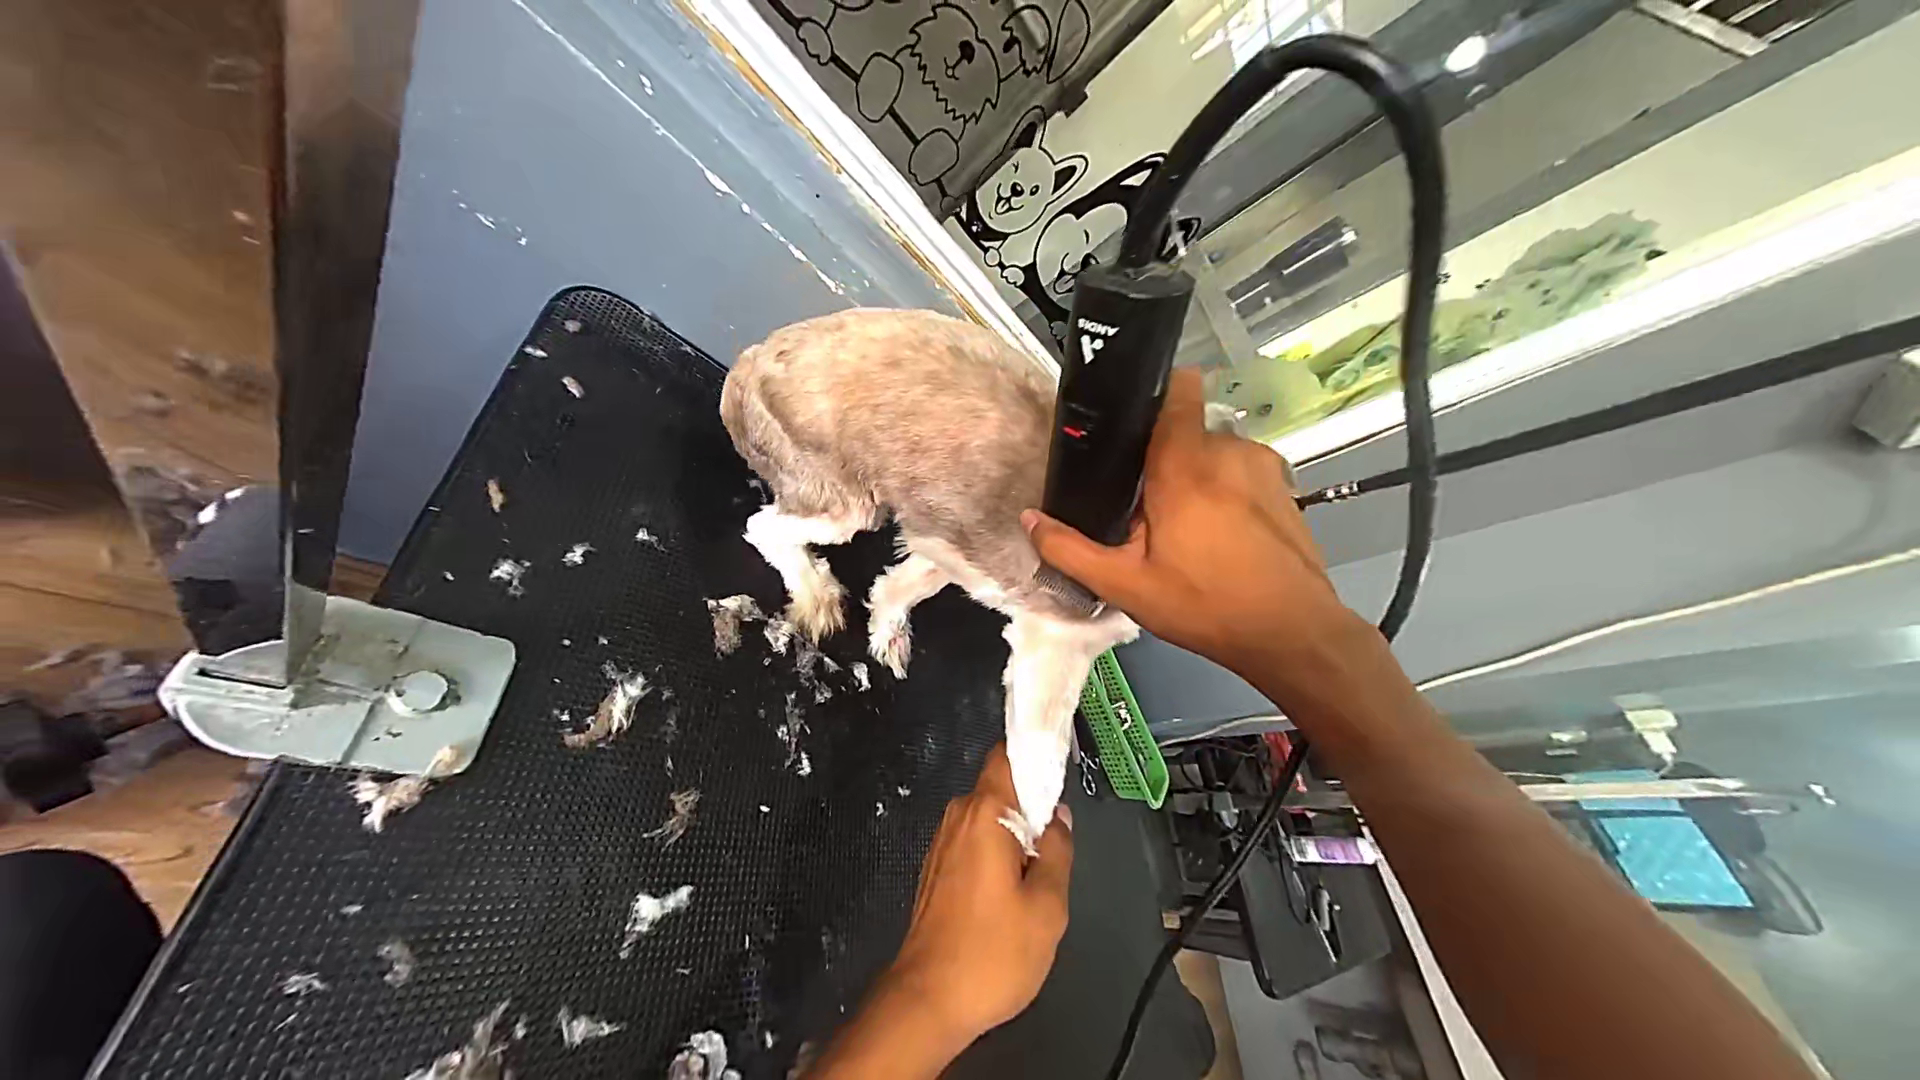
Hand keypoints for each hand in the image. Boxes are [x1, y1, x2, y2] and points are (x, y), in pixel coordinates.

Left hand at [810, 745, 1071, 1077]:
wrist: (926, 1000)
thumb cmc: (992, 953)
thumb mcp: (1047, 907)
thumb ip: (1058, 851)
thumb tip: (1058, 817)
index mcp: (985, 813)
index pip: (1007, 756)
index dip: (1035, 755)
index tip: (1058, 770)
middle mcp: (959, 816)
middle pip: (1000, 789)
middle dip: (1030, 810)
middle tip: (1052, 851)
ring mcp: (943, 841)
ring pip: (988, 819)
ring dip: (1013, 837)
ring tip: (1031, 884)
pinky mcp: (935, 866)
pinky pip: (973, 841)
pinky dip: (994, 854)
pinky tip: (1005, 898)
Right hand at [1021, 370, 1363, 683]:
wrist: (1293, 634)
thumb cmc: (1205, 605)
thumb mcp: (1125, 586)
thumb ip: (1070, 549)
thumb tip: (1030, 519)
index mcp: (1185, 465)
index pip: (1176, 390)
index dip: (1150, 395)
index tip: (1126, 428)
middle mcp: (1228, 450)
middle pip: (1182, 431)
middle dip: (1159, 461)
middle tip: (1144, 510)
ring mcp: (1262, 465)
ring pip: (1210, 452)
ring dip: (1191, 477)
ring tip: (1183, 528)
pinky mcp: (1284, 484)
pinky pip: (1238, 469)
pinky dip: (1221, 489)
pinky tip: (1219, 535)